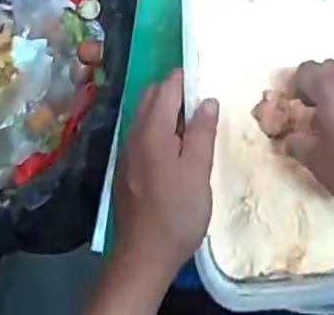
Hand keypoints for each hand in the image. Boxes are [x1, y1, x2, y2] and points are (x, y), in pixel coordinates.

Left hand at [112, 69, 218, 278]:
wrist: (142, 255)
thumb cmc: (176, 212)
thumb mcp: (198, 171)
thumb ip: (202, 131)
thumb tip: (207, 100)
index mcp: (152, 127)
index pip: (167, 85)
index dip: (186, 78)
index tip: (205, 82)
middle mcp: (135, 130)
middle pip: (153, 94)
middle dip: (175, 91)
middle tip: (202, 106)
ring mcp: (127, 147)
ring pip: (146, 112)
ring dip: (167, 110)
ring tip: (192, 127)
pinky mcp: (126, 164)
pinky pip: (142, 131)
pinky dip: (159, 127)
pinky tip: (175, 149)